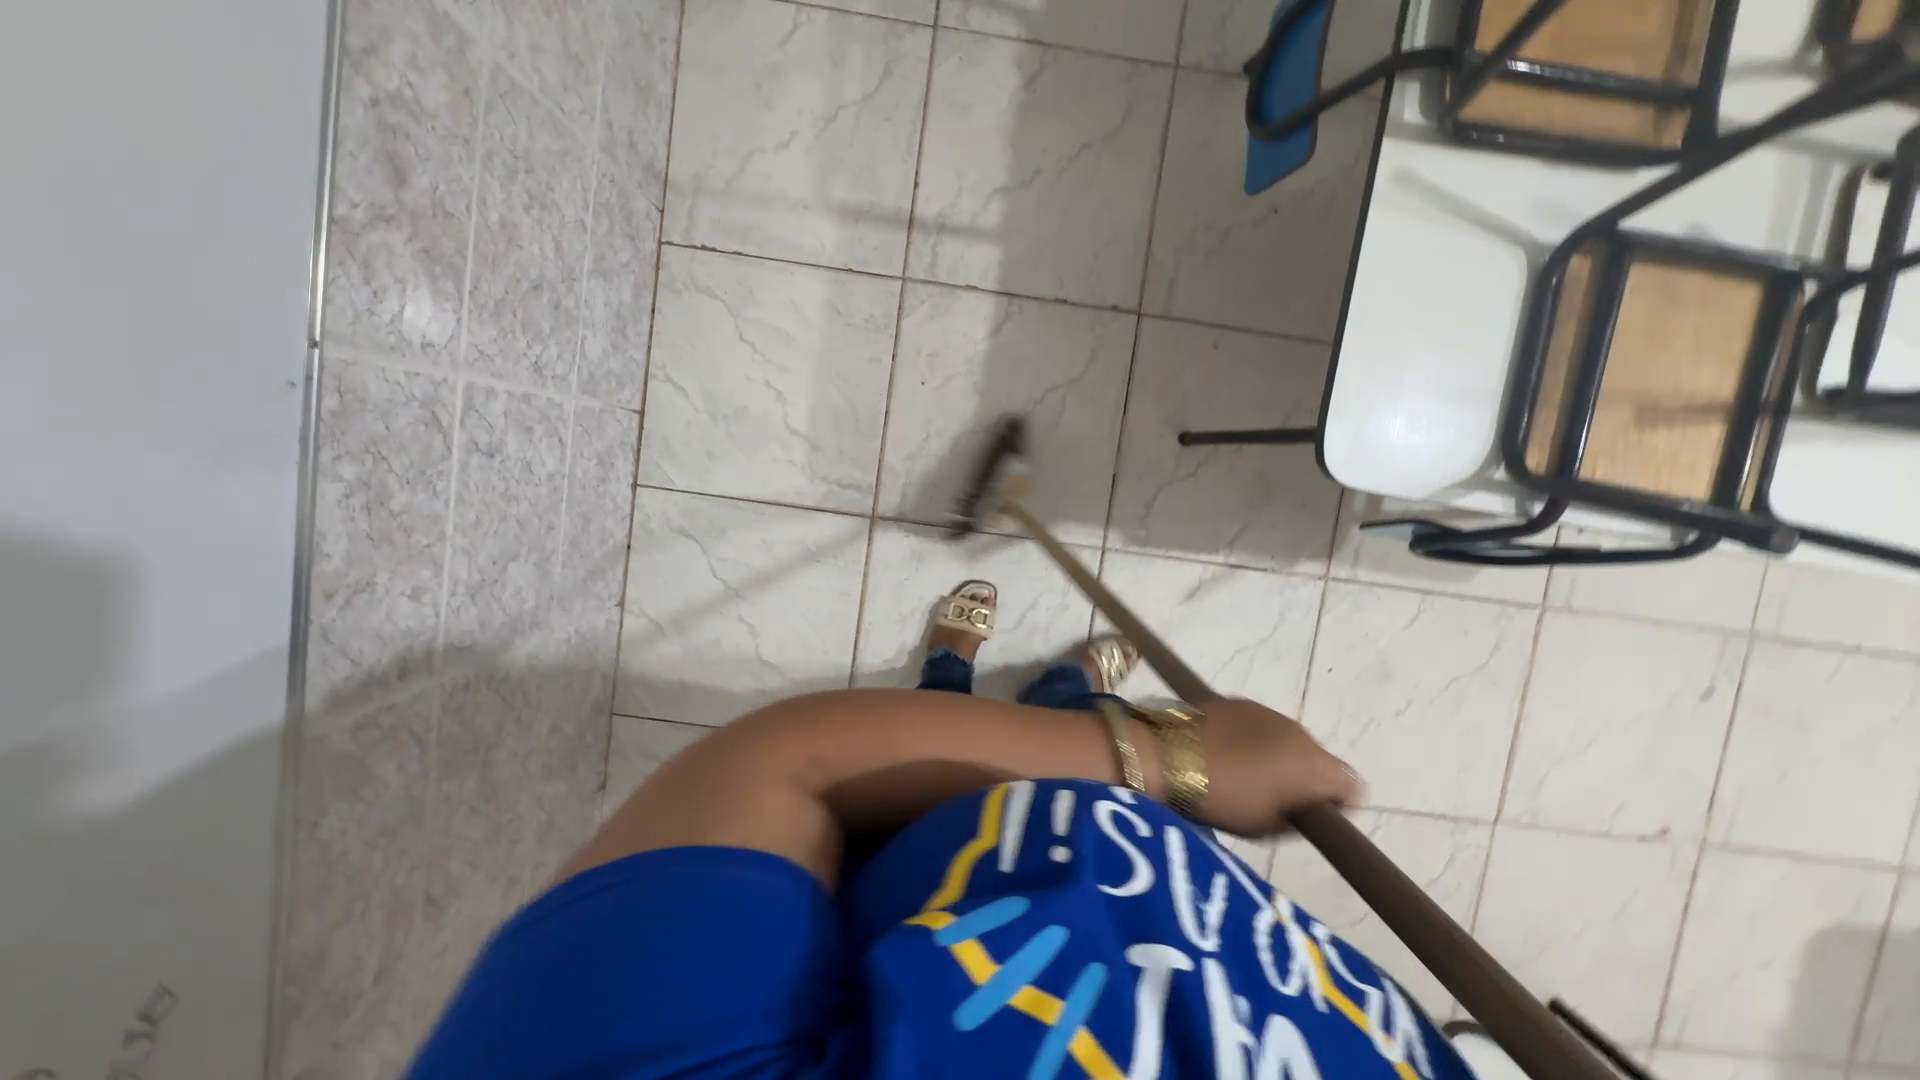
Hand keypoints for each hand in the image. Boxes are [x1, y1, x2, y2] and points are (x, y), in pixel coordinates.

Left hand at [1190, 698, 1360, 837]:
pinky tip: (1229, 751)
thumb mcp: (1267, 827)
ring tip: (1248, 774)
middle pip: (1319, 759)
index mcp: (1315, 765)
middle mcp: (1301, 732)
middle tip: (1277, 798)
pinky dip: (1254, 738)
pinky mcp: (1239, 701)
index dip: (1337, 803)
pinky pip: (1261, 725)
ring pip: (1290, 739)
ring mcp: (1269, 712)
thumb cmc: (1222, 799)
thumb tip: (1313, 811)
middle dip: (1307, 778)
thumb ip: (1301, 818)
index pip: (1351, 785)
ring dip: (1280, 755)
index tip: (1314, 817)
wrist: (1166, 754)